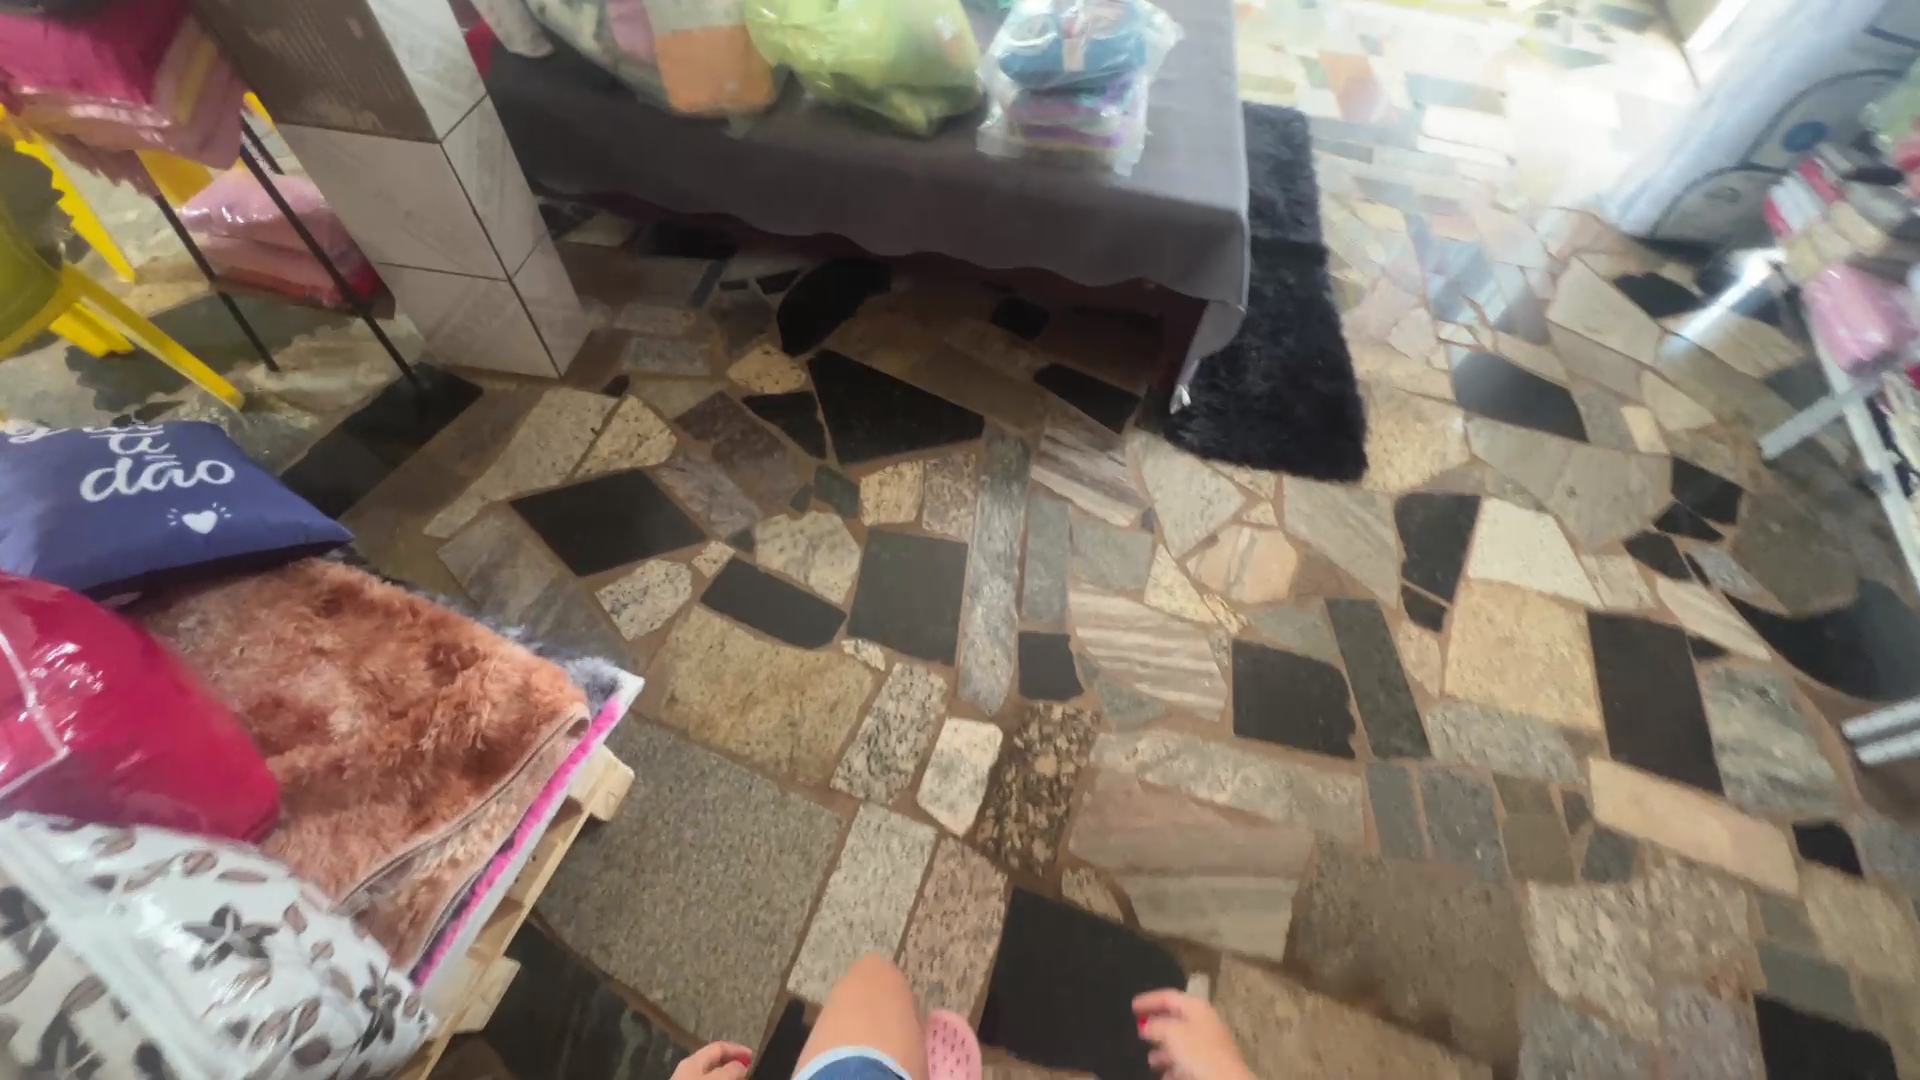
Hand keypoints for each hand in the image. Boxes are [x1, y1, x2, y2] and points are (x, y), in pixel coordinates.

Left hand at [672, 1042, 754, 1079]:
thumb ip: (730, 1071)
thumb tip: (741, 1065)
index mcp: (693, 1061)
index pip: (718, 1047)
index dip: (737, 1049)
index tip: (753, 1057)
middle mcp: (688, 1073)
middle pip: (714, 1065)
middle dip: (732, 1067)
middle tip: (747, 1073)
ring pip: (710, 1079)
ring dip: (725, 1079)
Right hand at [1134, 989, 1254, 1079]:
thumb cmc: (1200, 1053)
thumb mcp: (1173, 1034)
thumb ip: (1156, 1025)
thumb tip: (1146, 1024)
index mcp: (1196, 1007)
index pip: (1168, 996)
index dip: (1149, 1000)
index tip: (1132, 1007)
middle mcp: (1203, 1022)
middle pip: (1174, 1020)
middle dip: (1156, 1028)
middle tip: (1139, 1033)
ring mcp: (1209, 1044)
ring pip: (1180, 1043)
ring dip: (1163, 1051)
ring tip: (1150, 1061)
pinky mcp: (1211, 1065)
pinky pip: (1187, 1061)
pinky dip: (1174, 1067)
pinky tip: (1165, 1076)